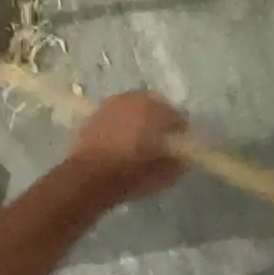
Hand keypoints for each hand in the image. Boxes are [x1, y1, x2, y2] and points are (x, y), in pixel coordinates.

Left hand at [64, 91, 187, 203]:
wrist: (89, 176)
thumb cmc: (132, 173)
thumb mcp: (167, 173)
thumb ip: (180, 158)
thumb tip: (184, 153)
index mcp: (158, 110)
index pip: (179, 117)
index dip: (182, 132)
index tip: (182, 146)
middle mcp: (135, 99)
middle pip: (156, 106)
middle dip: (160, 121)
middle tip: (160, 141)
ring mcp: (112, 103)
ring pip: (133, 107)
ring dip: (139, 119)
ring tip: (138, 139)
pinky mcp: (95, 112)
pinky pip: (116, 114)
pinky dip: (120, 123)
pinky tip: (119, 139)